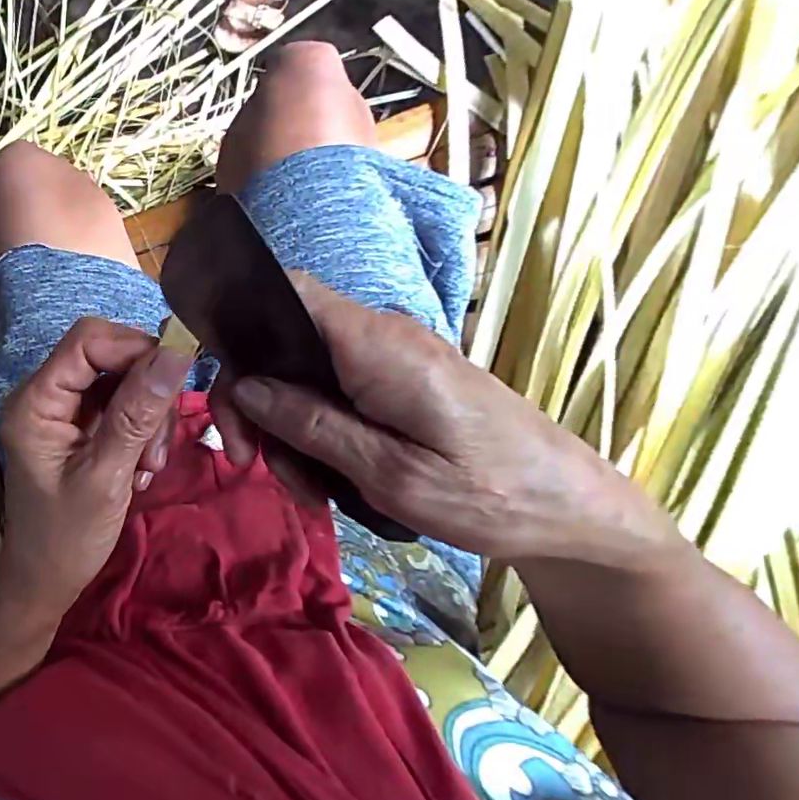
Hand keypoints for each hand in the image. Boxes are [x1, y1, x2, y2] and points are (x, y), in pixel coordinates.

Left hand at [0, 317, 195, 625]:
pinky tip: (142, 470)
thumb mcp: (107, 475)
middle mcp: (48, 395)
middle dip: (147, 392)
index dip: (135, 348)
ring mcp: (67, 412)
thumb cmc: (66, 539)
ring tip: (149, 467)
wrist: (46, 584)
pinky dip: (144, 432)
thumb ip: (138, 413)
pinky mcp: (85, 427)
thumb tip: (176, 354)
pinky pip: (126, 407)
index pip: (88, 340)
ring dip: (150, 418)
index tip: (174, 381)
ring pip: (126, 382)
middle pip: (111, 356)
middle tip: (157, 444)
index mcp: (36, 401)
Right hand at [216, 276, 678, 565]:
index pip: (288, 291)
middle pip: (288, 342)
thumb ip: (313, 424)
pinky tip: (328, 480)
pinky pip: (339, 391)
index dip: (241, 329)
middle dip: (260, 404)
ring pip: (308, 374)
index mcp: (376, 343)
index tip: (228, 403)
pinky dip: (319, 431)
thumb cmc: (489, 494)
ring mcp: (393, 357)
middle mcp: (381, 335)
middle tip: (257, 469)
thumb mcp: (390, 474)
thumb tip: (246, 386)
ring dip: (290, 429)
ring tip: (308, 492)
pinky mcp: (402, 380)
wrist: (570, 508)